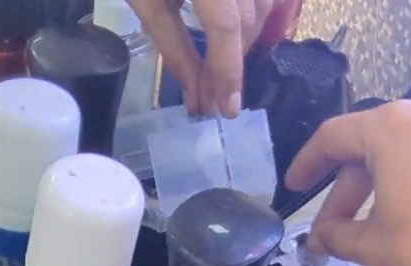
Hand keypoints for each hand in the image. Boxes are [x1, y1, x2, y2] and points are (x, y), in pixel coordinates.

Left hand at [130, 0, 273, 117]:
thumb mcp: (148, 1)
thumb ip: (174, 48)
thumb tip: (198, 95)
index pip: (226, 27)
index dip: (228, 72)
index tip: (227, 110)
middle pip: (246, 18)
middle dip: (231, 64)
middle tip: (214, 98)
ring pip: (263, 4)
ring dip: (243, 42)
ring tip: (220, 69)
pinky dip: (253, 13)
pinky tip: (234, 35)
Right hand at [284, 92, 410, 265]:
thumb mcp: (374, 248)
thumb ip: (339, 235)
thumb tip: (320, 238)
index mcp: (396, 129)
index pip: (336, 137)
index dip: (309, 163)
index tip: (296, 186)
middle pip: (381, 141)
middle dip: (355, 186)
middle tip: (338, 226)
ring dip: (398, 176)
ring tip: (391, 215)